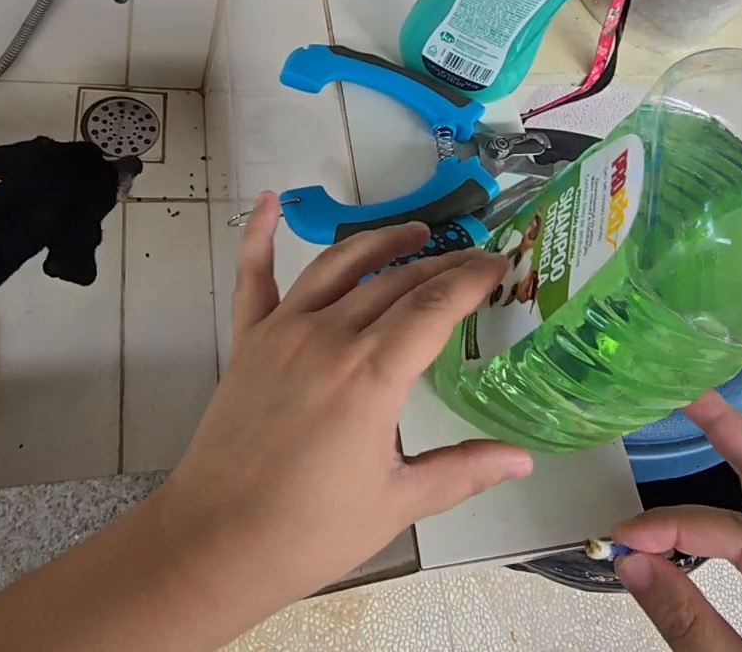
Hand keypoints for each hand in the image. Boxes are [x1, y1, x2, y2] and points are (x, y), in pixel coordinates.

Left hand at [146, 192, 532, 608]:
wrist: (217, 541)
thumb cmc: (311, 530)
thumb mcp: (398, 502)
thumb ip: (463, 471)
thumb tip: (524, 461)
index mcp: (373, 375)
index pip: (435, 306)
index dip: (472, 279)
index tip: (499, 263)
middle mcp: (330, 336)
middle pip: (396, 281)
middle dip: (441, 264)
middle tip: (472, 257)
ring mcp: (283, 330)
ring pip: (339, 264)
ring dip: (380, 241)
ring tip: (414, 232)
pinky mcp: (248, 338)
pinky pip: (252, 274)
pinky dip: (258, 234)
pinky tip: (268, 200)